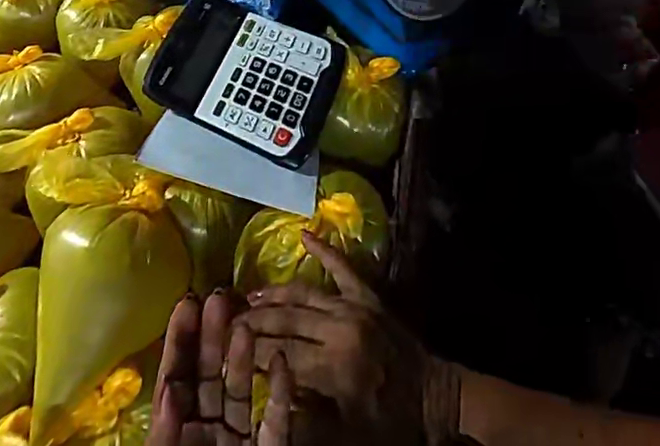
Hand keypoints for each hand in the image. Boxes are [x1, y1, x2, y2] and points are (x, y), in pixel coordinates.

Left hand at [152, 291, 296, 445]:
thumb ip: (165, 430)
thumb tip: (169, 389)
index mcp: (178, 426)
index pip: (176, 376)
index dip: (181, 339)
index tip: (187, 302)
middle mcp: (207, 428)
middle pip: (210, 376)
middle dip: (213, 336)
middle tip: (219, 298)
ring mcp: (237, 439)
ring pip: (240, 391)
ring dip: (243, 356)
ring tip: (246, 323)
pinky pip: (275, 424)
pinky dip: (280, 395)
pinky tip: (282, 362)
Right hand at [240, 234, 454, 445]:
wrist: (435, 397)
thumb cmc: (390, 422)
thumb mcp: (348, 434)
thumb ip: (307, 416)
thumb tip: (267, 392)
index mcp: (334, 368)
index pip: (279, 354)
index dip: (249, 349)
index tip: (224, 343)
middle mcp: (339, 329)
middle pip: (285, 319)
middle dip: (252, 319)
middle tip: (225, 315)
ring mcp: (353, 307)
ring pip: (302, 293)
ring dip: (273, 292)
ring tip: (248, 295)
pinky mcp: (367, 295)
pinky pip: (341, 267)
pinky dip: (324, 249)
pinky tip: (304, 234)